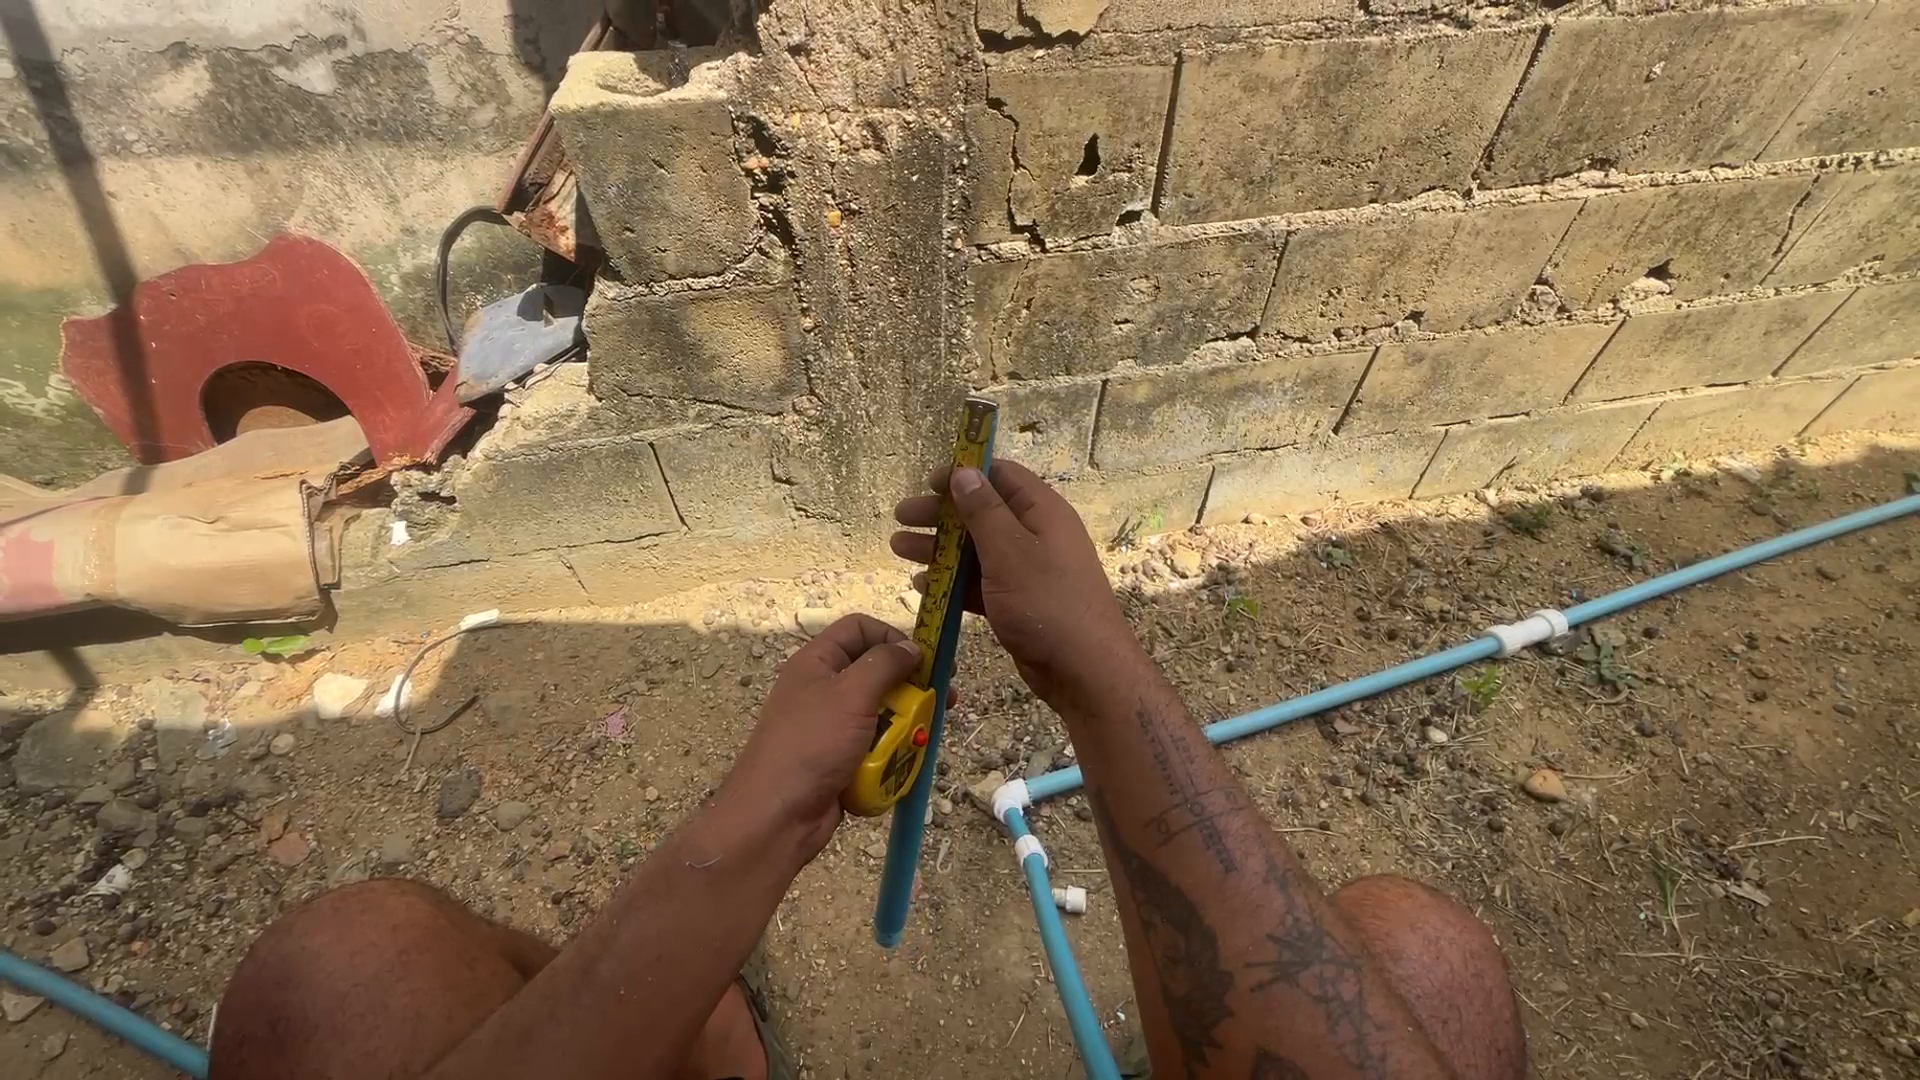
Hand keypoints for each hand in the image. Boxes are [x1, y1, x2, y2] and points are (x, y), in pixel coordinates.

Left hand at [722, 614, 920, 859]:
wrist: (777, 818)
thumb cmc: (811, 746)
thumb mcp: (850, 694)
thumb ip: (884, 664)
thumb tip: (912, 648)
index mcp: (817, 662)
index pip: (859, 628)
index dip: (892, 636)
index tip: (922, 659)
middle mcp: (824, 688)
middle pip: (877, 671)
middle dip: (912, 683)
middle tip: (946, 694)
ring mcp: (834, 725)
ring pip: (882, 710)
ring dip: (908, 719)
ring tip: (930, 730)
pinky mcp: (843, 757)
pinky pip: (877, 743)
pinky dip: (894, 748)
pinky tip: (912, 756)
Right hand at [890, 461, 1143, 711]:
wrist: (1083, 670)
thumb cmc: (1046, 602)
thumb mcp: (1009, 550)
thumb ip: (984, 511)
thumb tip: (965, 471)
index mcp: (1042, 511)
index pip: (1002, 476)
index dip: (965, 474)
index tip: (929, 482)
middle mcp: (1035, 535)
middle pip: (982, 513)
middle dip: (941, 514)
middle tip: (902, 516)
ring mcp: (1027, 571)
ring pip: (976, 550)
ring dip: (939, 548)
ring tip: (899, 549)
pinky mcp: (1017, 602)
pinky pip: (980, 583)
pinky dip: (952, 581)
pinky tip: (922, 585)